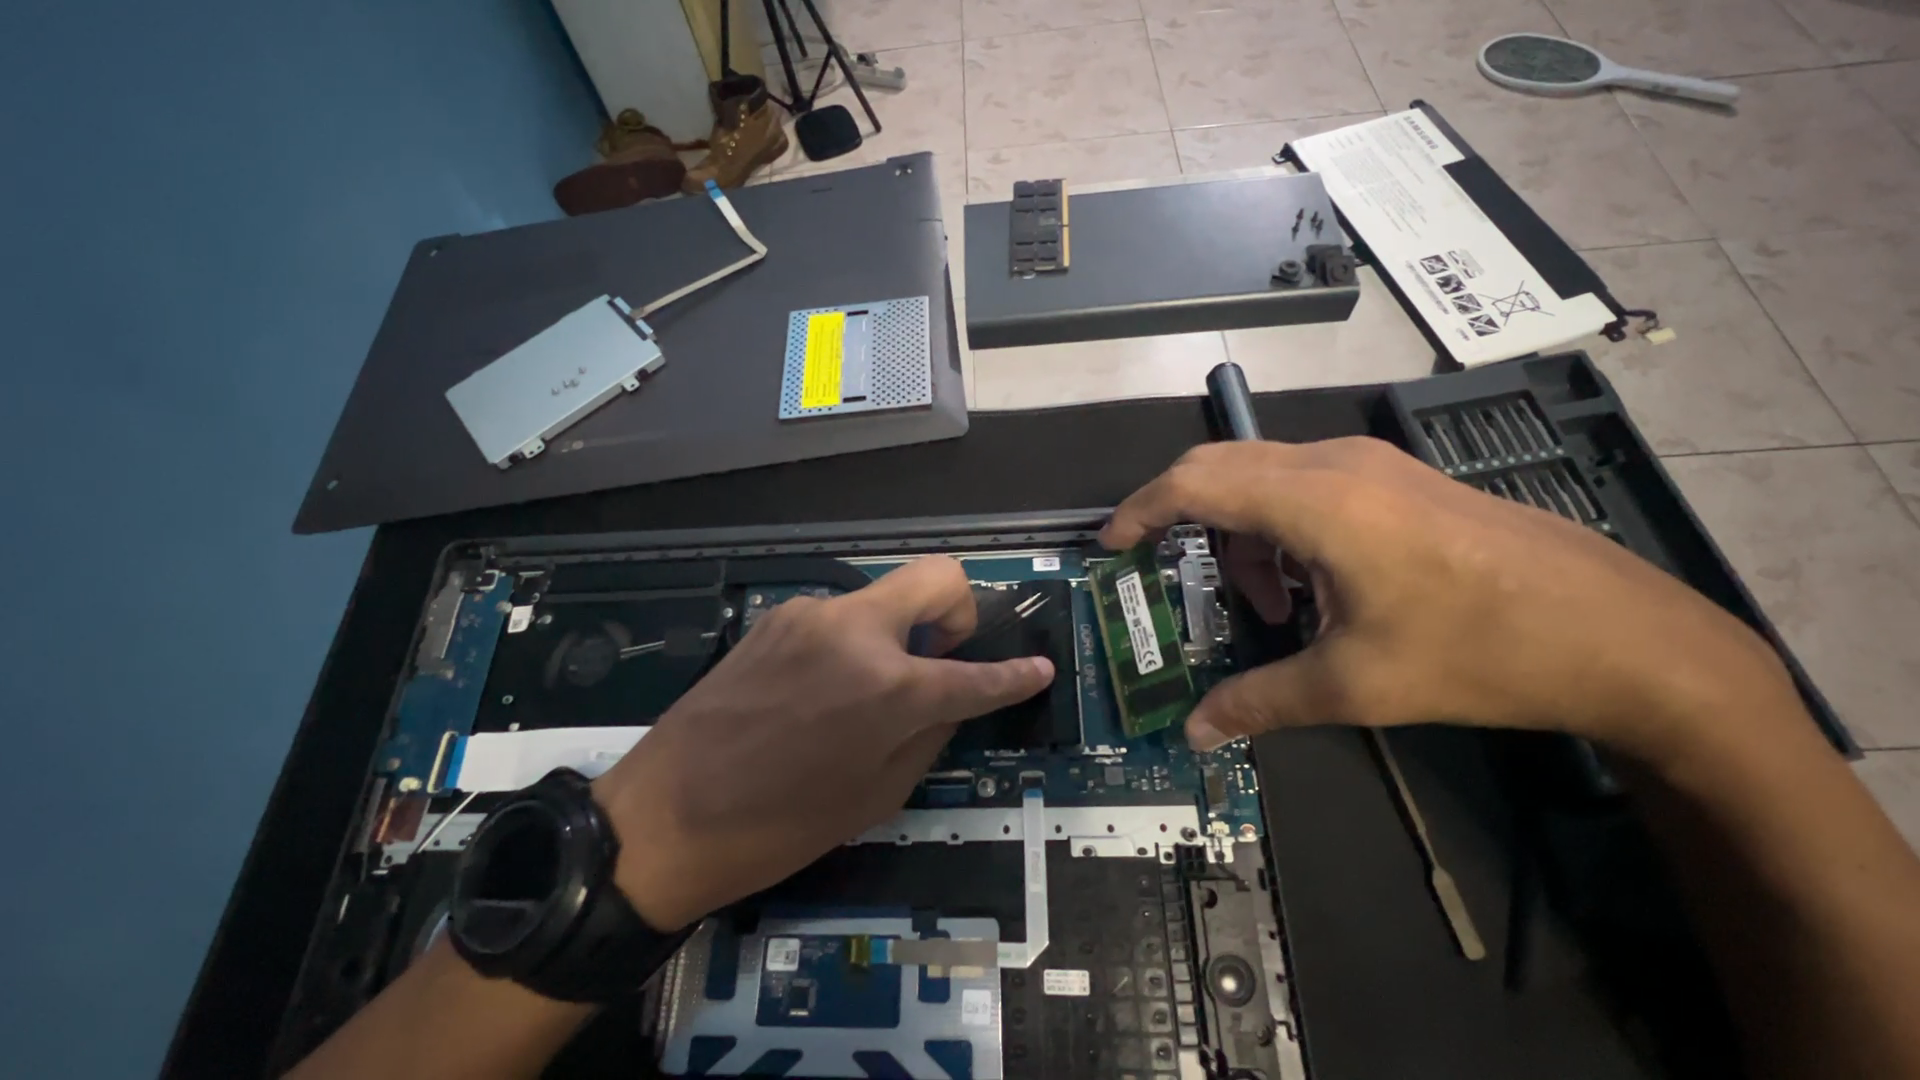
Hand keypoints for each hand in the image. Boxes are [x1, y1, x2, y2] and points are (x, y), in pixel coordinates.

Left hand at [591, 555, 1053, 930]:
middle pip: (937, 576)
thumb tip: (954, 699)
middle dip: (958, 612)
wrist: (664, 816)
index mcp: (888, 686)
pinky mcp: (774, 619)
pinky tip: (822, 690)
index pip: (975, 673)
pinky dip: (854, 642)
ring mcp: (809, 615)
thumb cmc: (778, 826)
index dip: (1014, 675)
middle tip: (942, 660)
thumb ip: (929, 734)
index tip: (1037, 669)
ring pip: (884, 597)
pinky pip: (838, 617)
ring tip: (870, 691)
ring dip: (898, 632)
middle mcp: (854, 630)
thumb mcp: (876, 796)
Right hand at [1100, 438, 1796, 760]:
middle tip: (1162, 574)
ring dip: (1240, 533)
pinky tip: (1313, 589)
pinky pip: (1308, 486)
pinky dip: (1281, 530)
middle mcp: (1336, 463)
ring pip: (1266, 477)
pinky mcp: (1399, 481)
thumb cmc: (1477, 652)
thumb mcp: (1355, 685)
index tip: (1111, 547)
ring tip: (1263, 607)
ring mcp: (1373, 465)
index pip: (1195, 481)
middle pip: (1222, 467)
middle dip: (1183, 520)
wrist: (1620, 634)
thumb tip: (1194, 732)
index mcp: (1316, 500)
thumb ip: (1259, 701)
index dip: (1141, 510)